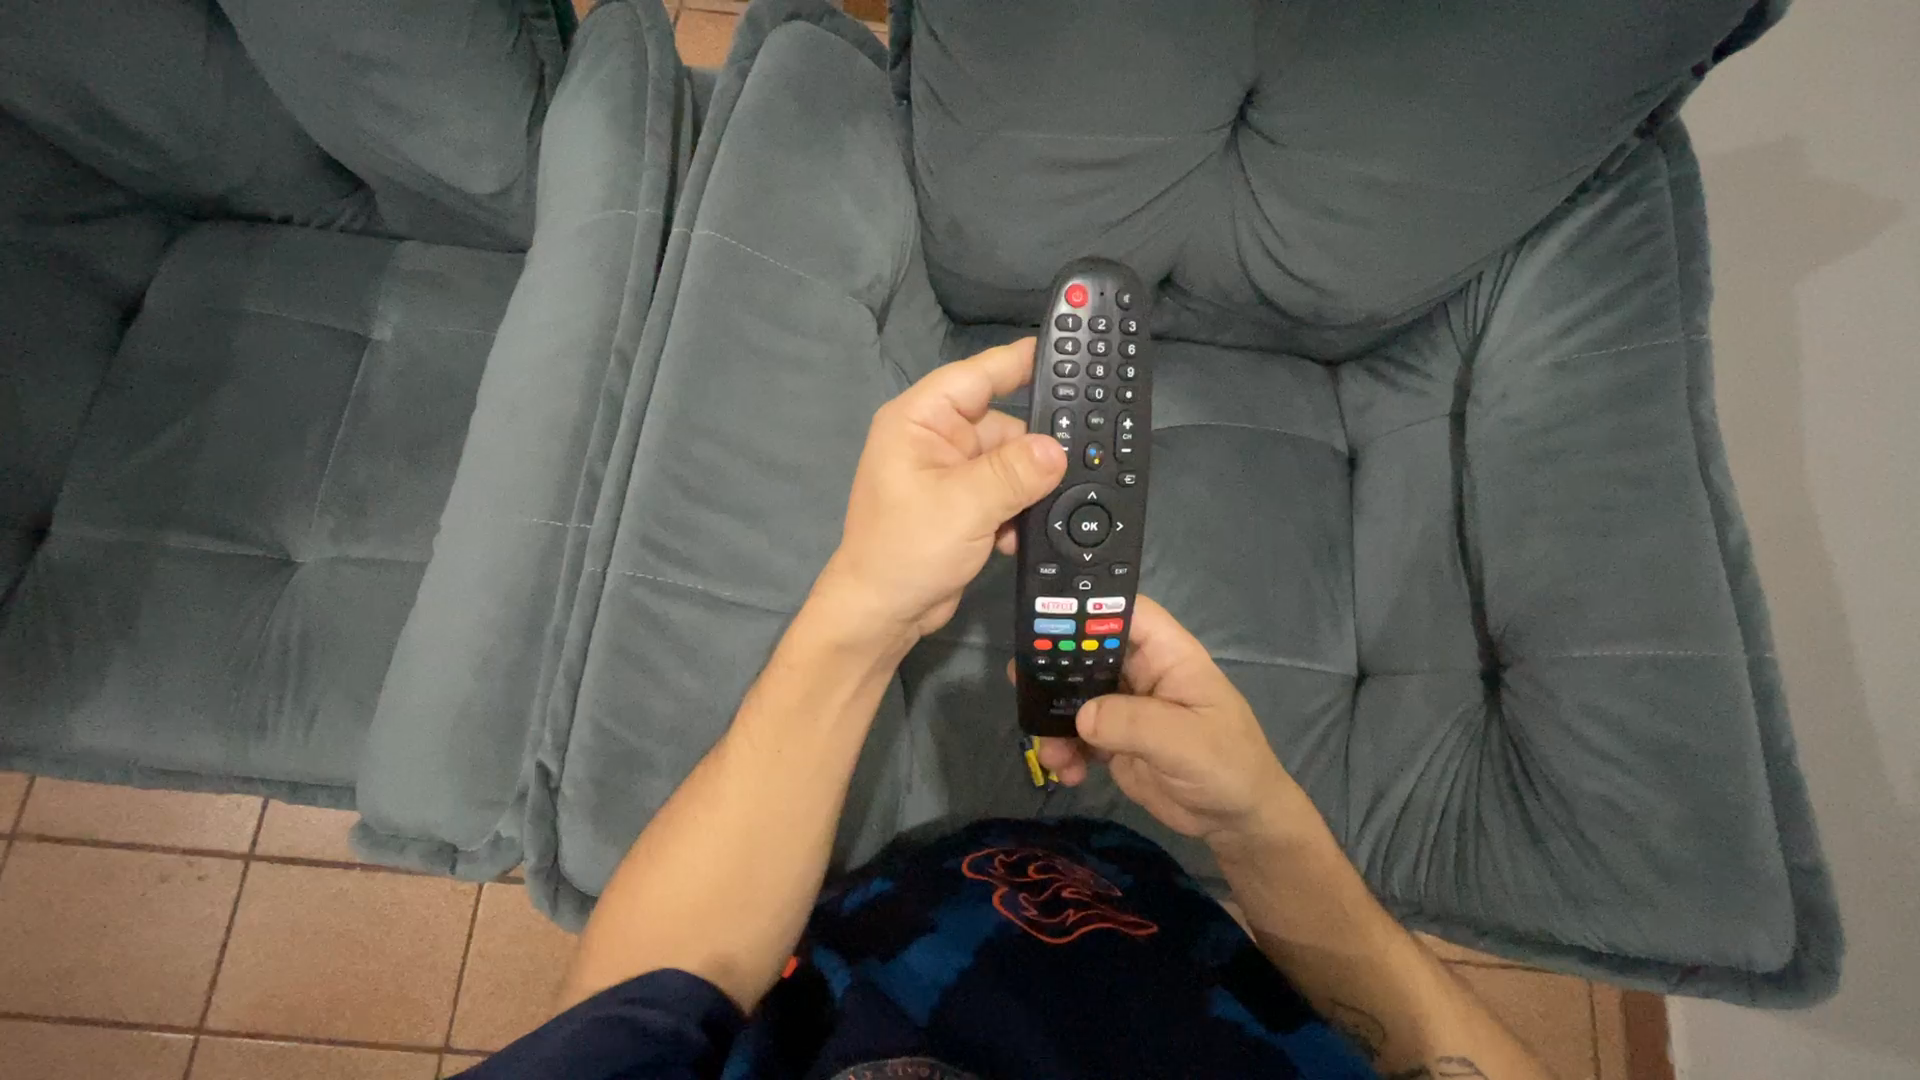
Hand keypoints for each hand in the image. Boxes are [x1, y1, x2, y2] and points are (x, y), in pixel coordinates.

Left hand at [815, 339, 1066, 645]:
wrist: (883, 613)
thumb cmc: (906, 550)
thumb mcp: (965, 505)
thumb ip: (1015, 472)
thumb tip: (1059, 450)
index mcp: (920, 420)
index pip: (978, 375)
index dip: (1022, 362)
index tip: (1071, 353)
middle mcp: (934, 440)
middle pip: (1001, 424)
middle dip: (1033, 448)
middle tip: (1075, 461)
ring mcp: (949, 474)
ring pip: (1009, 463)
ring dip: (1027, 489)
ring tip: (1040, 511)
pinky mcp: (962, 506)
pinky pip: (1004, 493)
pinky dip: (1016, 511)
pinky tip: (1017, 534)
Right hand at [1032, 595, 1320, 847]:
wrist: (1236, 822)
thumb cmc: (1228, 767)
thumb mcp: (1187, 742)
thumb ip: (1133, 723)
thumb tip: (1081, 716)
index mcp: (1167, 656)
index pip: (1127, 613)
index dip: (1091, 607)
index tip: (1050, 617)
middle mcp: (1141, 673)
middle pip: (1089, 652)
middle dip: (1055, 666)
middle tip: (1021, 678)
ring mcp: (1125, 707)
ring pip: (1075, 696)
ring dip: (1054, 720)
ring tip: (1049, 751)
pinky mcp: (1113, 739)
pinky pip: (1077, 734)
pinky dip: (1065, 751)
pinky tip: (1067, 773)